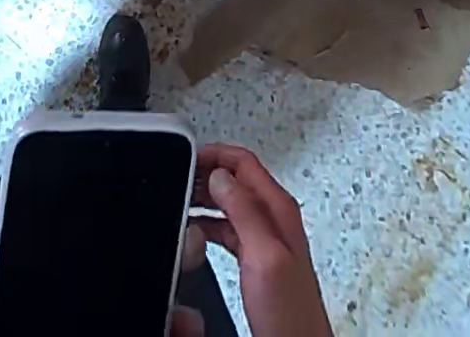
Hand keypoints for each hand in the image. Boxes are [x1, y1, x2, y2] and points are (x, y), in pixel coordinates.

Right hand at [192, 144, 333, 336]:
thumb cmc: (289, 315)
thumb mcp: (264, 257)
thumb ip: (244, 212)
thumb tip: (220, 176)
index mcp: (277, 209)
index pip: (244, 162)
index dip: (216, 154)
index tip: (189, 156)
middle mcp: (272, 218)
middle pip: (236, 178)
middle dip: (207, 172)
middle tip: (179, 176)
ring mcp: (265, 239)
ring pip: (231, 201)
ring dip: (206, 196)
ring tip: (181, 199)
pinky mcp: (256, 260)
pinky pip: (229, 228)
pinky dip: (209, 222)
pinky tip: (194, 231)